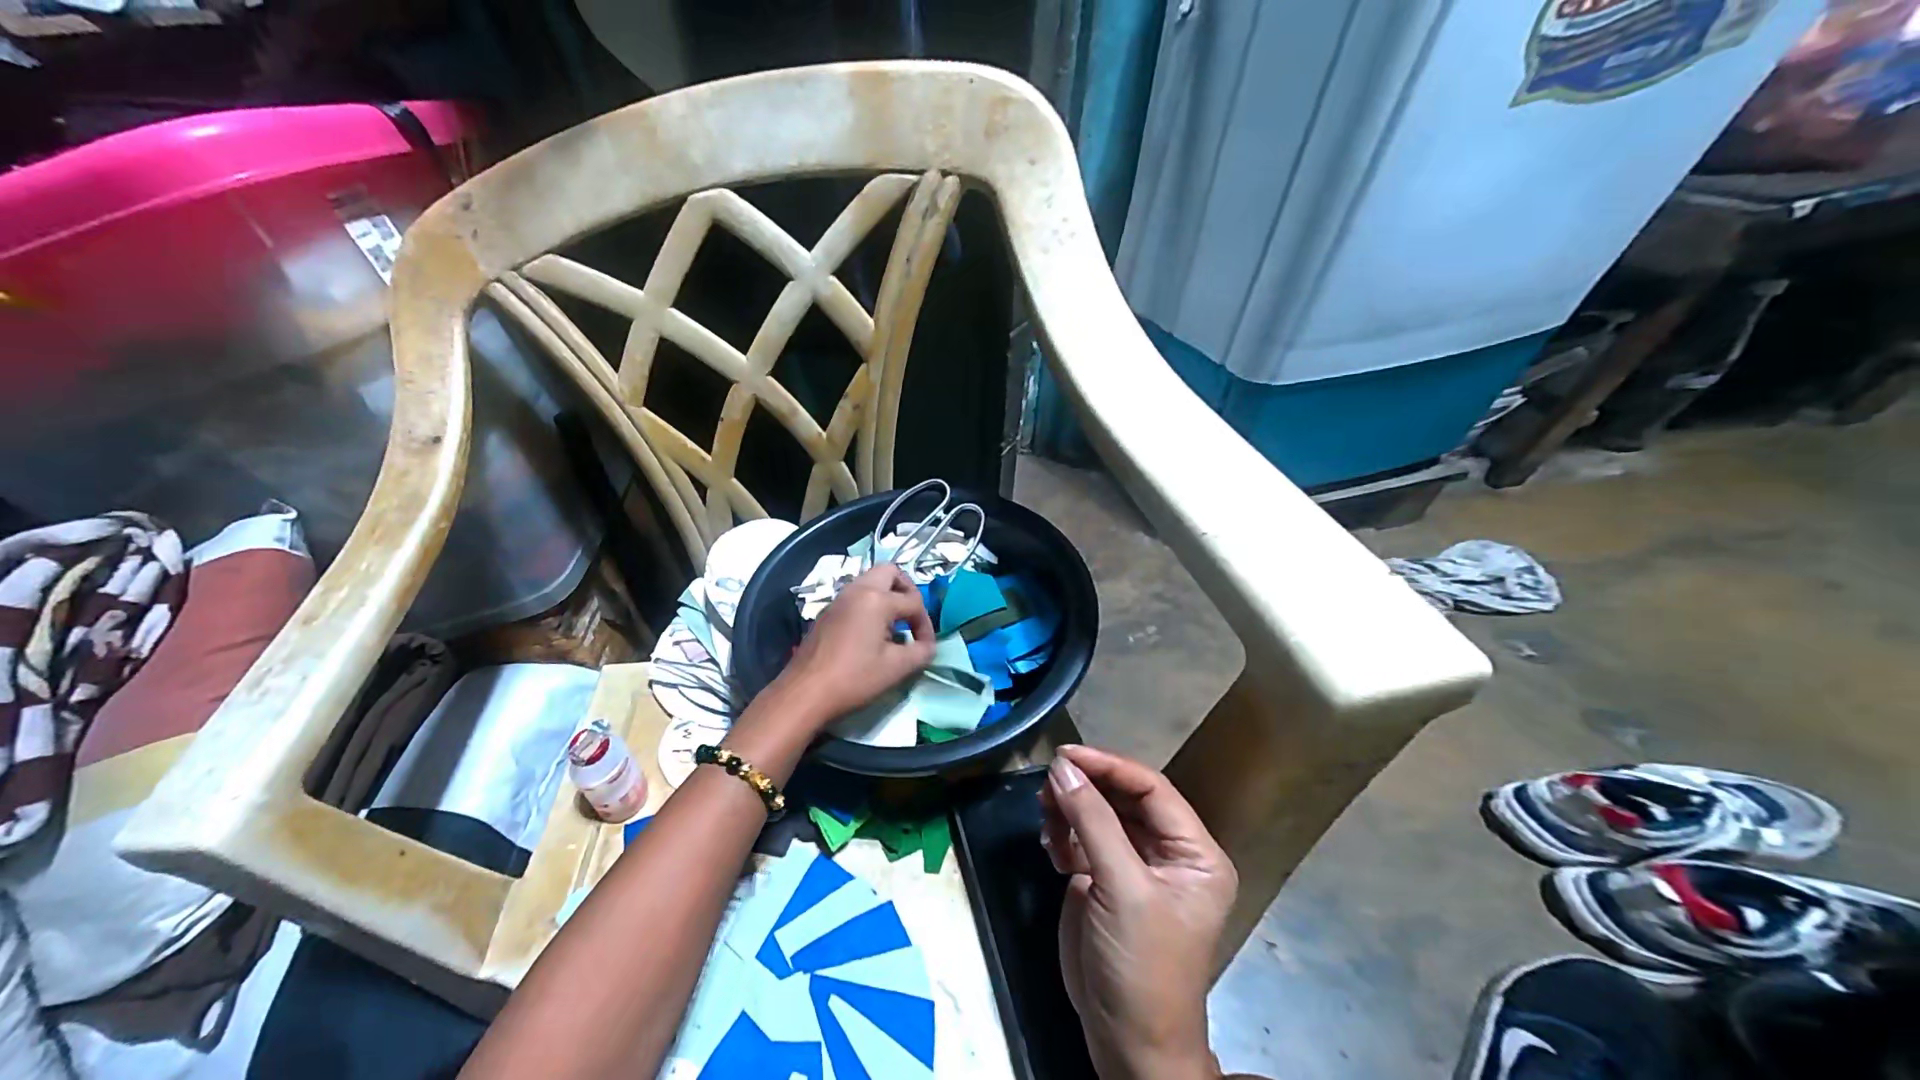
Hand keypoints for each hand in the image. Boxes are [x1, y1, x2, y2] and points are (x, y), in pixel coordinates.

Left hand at [773, 564, 934, 728]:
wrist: (805, 692)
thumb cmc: (854, 677)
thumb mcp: (896, 668)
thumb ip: (921, 652)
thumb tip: (928, 646)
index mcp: (877, 599)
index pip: (914, 602)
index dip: (925, 625)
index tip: (925, 648)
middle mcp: (857, 590)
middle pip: (890, 572)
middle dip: (907, 590)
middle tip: (912, 616)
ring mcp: (839, 599)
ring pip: (870, 581)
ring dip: (888, 596)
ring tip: (894, 626)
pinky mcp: (828, 612)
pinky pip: (856, 596)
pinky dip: (870, 604)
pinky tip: (872, 633)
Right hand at [1043, 745, 1236, 1079]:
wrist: (1126, 1043)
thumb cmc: (1142, 965)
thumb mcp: (1122, 889)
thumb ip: (1092, 822)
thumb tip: (1061, 768)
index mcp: (1194, 853)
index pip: (1152, 790)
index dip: (1109, 766)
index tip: (1066, 756)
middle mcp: (1168, 854)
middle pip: (1123, 799)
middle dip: (1085, 789)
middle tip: (1046, 784)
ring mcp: (1135, 869)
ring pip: (1100, 817)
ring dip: (1070, 810)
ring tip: (1044, 816)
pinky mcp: (1105, 883)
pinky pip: (1083, 841)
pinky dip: (1064, 835)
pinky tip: (1050, 845)